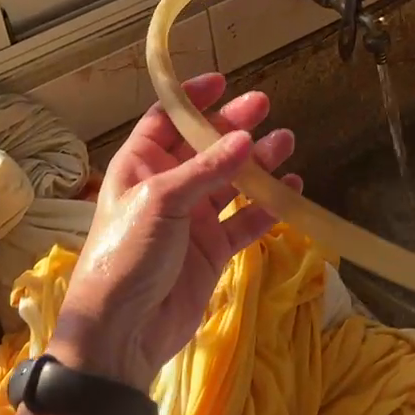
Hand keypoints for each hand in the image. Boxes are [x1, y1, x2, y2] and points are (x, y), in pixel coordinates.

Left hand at [45, 73, 299, 392]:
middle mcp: (167, 185)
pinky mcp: (212, 251)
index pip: (166, 119)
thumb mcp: (161, 201)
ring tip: (287, 141)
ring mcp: (192, 218)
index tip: (221, 82)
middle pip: (205, 146)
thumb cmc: (128, 253)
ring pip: (230, 181)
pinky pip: (244, 222)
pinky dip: (266, 207)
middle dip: (233, 125)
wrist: (122, 332)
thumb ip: (206, 170)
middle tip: (265, 105)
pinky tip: (291, 190)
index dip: (191, 100)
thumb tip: (246, 138)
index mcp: (140, 164)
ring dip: (257, 163)